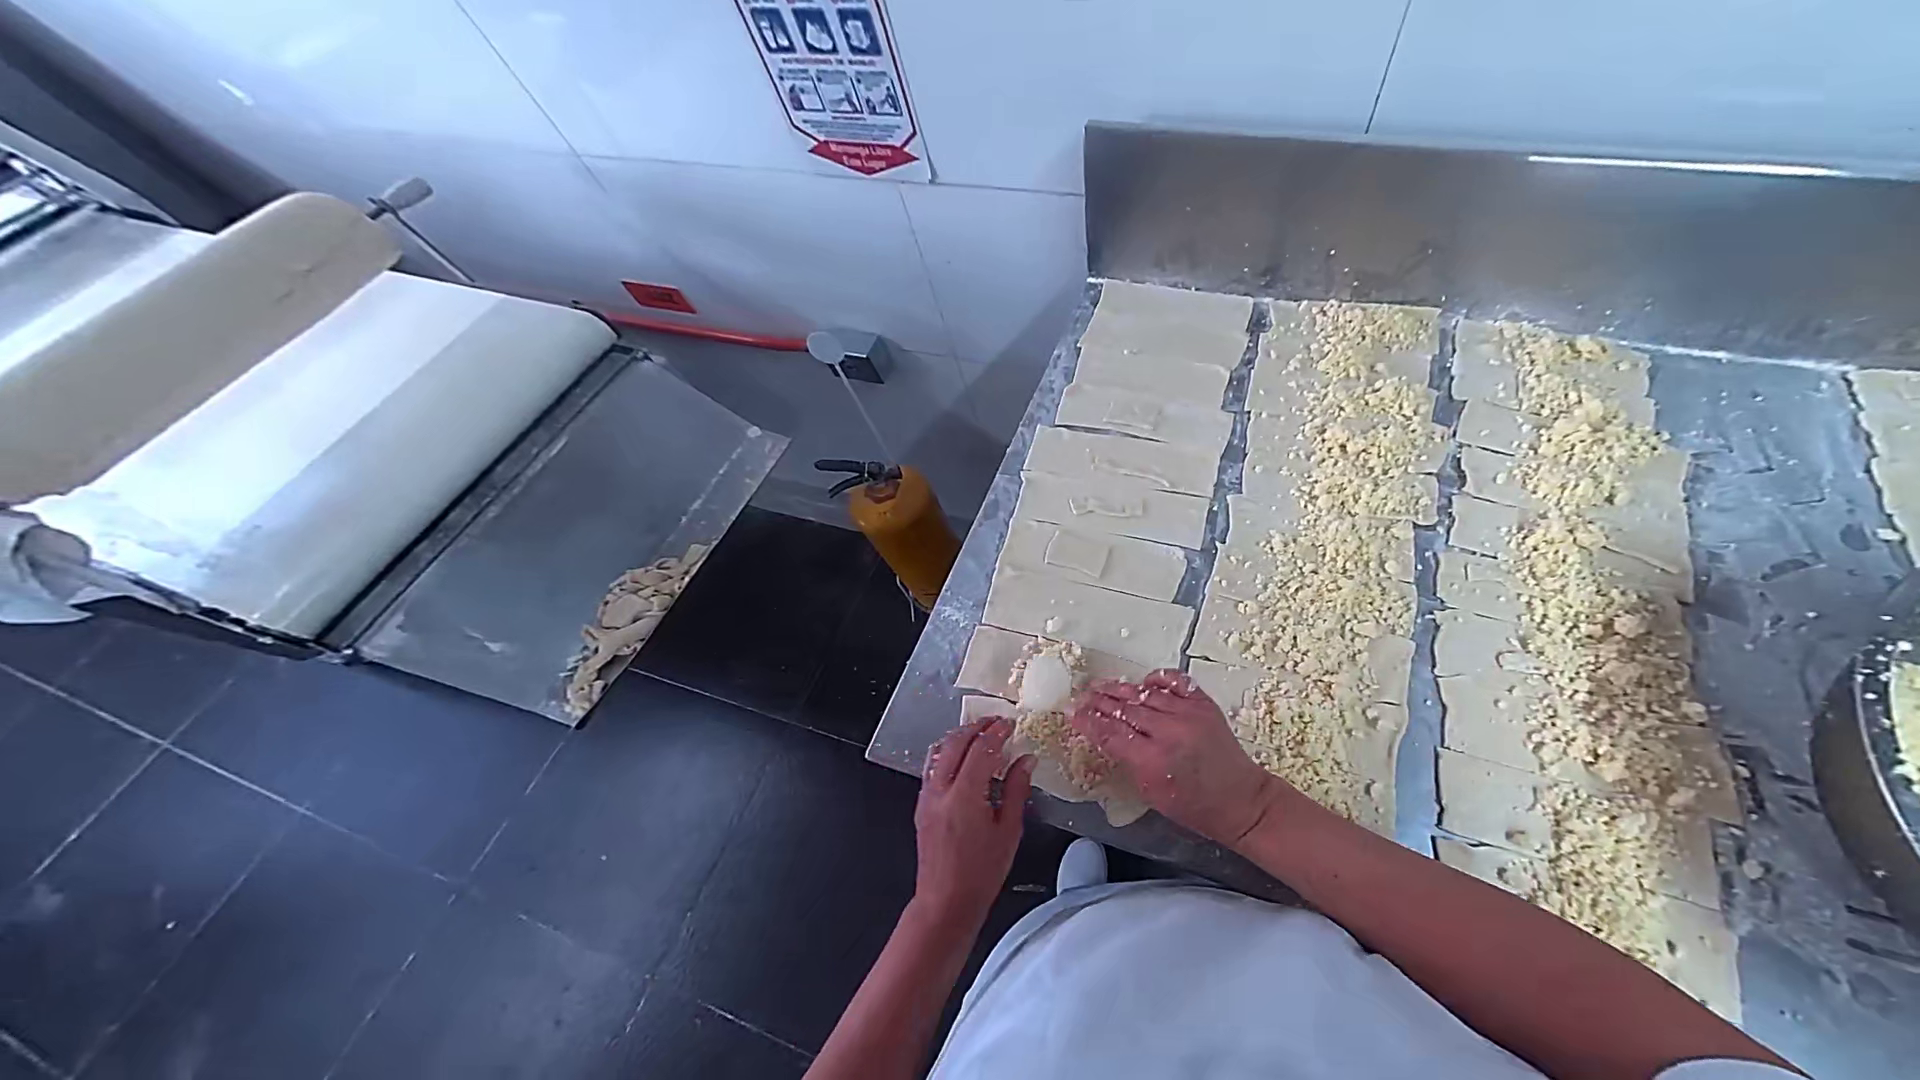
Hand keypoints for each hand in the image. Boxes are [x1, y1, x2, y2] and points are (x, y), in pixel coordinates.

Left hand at [914, 717, 1034, 923]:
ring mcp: (927, 796)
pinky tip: (961, 756)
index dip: (997, 733)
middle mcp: (941, 791)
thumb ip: (1017, 791)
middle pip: (956, 743)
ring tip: (979, 733)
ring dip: (960, 737)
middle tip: (995, 722)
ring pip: (940, 751)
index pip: (981, 750)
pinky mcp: (922, 804)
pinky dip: (948, 752)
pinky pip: (933, 766)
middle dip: (977, 727)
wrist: (946, 902)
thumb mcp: (1009, 831)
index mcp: (965, 796)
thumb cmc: (981, 874)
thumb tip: (1025, 761)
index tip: (1009, 724)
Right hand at [1069, 669, 1286, 844]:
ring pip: (1144, 694)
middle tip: (1082, 696)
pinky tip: (1143, 683)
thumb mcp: (1150, 792)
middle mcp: (1169, 732)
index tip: (1072, 712)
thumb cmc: (1193, 806)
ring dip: (1120, 689)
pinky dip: (1156, 679)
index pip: (1109, 732)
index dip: (1087, 720)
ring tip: (1102, 686)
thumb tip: (1104, 733)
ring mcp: (1189, 714)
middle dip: (1099, 701)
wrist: (1241, 801)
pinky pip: (1174, 682)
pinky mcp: (1204, 704)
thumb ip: (1126, 759)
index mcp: (1152, 760)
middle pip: (1124, 708)